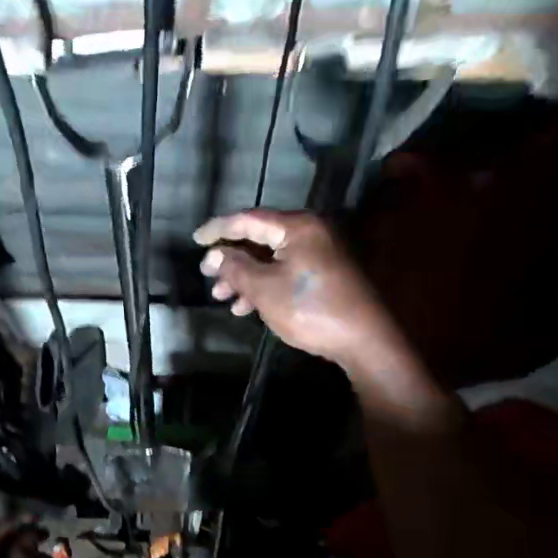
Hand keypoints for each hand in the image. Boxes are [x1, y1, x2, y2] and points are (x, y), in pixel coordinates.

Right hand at [195, 210, 396, 367]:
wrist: (361, 339)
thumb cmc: (310, 310)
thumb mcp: (265, 289)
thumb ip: (236, 268)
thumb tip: (213, 254)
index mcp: (296, 227)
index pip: (248, 219)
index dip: (218, 229)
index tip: (195, 239)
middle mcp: (309, 232)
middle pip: (259, 239)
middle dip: (230, 259)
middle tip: (207, 276)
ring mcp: (317, 253)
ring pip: (270, 259)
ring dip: (244, 277)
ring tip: (222, 297)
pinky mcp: (322, 274)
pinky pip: (284, 272)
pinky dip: (263, 285)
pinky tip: (245, 307)